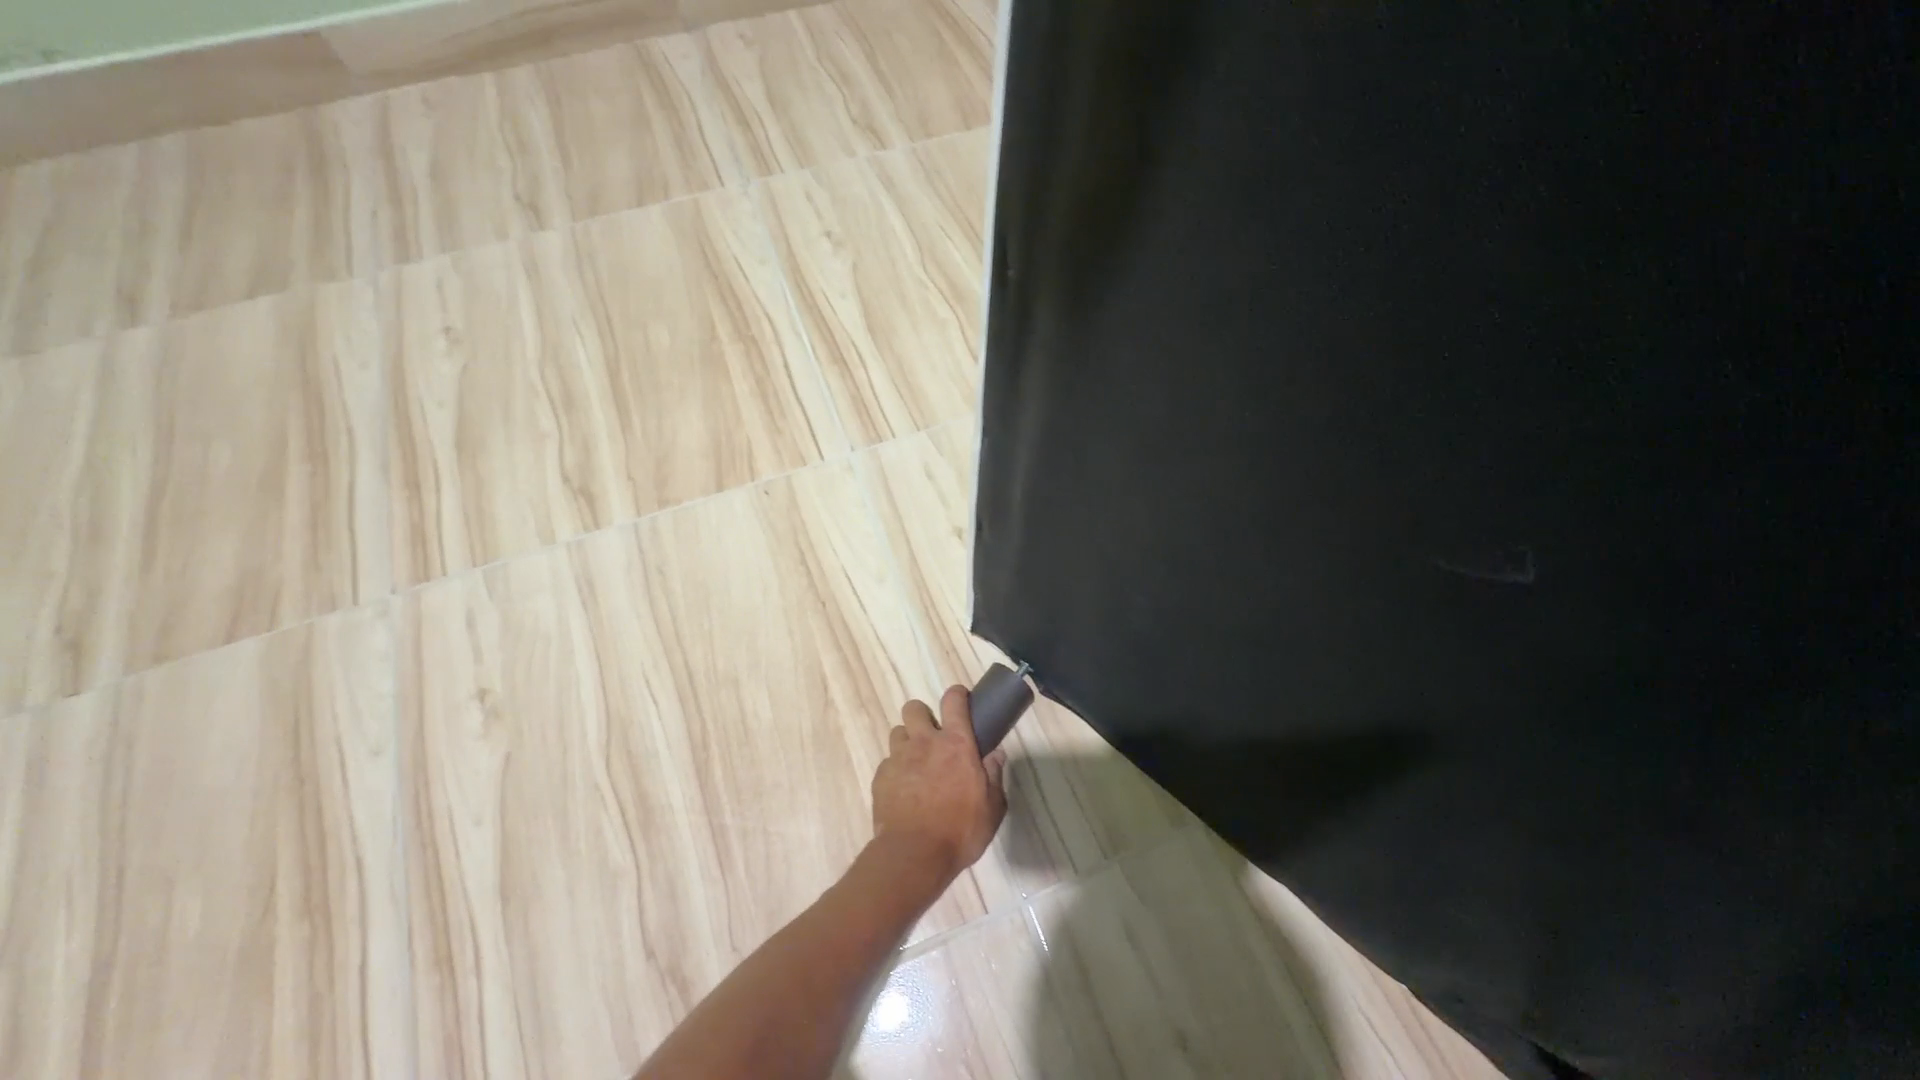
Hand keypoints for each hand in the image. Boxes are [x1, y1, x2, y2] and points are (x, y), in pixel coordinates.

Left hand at [872, 685, 1008, 882]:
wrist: (915, 854)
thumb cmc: (961, 831)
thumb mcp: (992, 807)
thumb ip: (994, 776)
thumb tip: (995, 754)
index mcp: (956, 745)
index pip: (953, 701)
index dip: (957, 694)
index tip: (961, 699)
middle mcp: (924, 743)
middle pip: (914, 708)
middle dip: (923, 716)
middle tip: (933, 738)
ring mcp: (898, 758)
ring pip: (898, 732)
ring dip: (908, 741)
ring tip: (917, 763)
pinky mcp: (880, 777)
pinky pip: (888, 762)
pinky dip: (897, 769)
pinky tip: (905, 790)